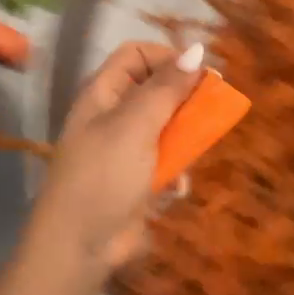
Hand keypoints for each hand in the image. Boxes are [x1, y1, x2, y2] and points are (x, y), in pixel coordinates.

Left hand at [26, 40, 204, 273]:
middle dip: (185, 103)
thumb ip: (167, 88)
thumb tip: (198, 50)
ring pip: (168, 130)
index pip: (137, 55)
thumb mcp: (136, 125)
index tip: (201, 75)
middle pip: (158, 92)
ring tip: (190, 158)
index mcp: (103, 94)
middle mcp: (113, 117)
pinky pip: (167, 165)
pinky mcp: (137, 182)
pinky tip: (174, 189)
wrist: (80, 244)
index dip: (168, 58)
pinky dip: (175, 174)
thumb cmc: (104, 175)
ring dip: (184, 143)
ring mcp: (126, 151)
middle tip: (213, 112)